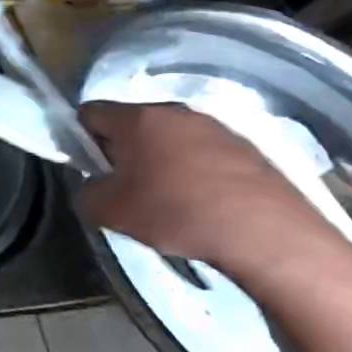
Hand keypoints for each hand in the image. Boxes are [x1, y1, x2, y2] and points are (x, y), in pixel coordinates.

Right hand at [78, 102, 335, 270]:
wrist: (272, 239)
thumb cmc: (176, 214)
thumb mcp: (106, 211)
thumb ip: (85, 191)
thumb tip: (94, 186)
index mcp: (138, 117)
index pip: (89, 112)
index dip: (80, 137)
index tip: (89, 166)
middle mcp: (177, 111)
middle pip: (132, 122)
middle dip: (122, 148)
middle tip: (125, 184)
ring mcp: (219, 128)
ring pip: (171, 136)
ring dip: (161, 158)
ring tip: (168, 196)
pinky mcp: (252, 149)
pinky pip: (205, 152)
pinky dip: (196, 170)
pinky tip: (204, 202)